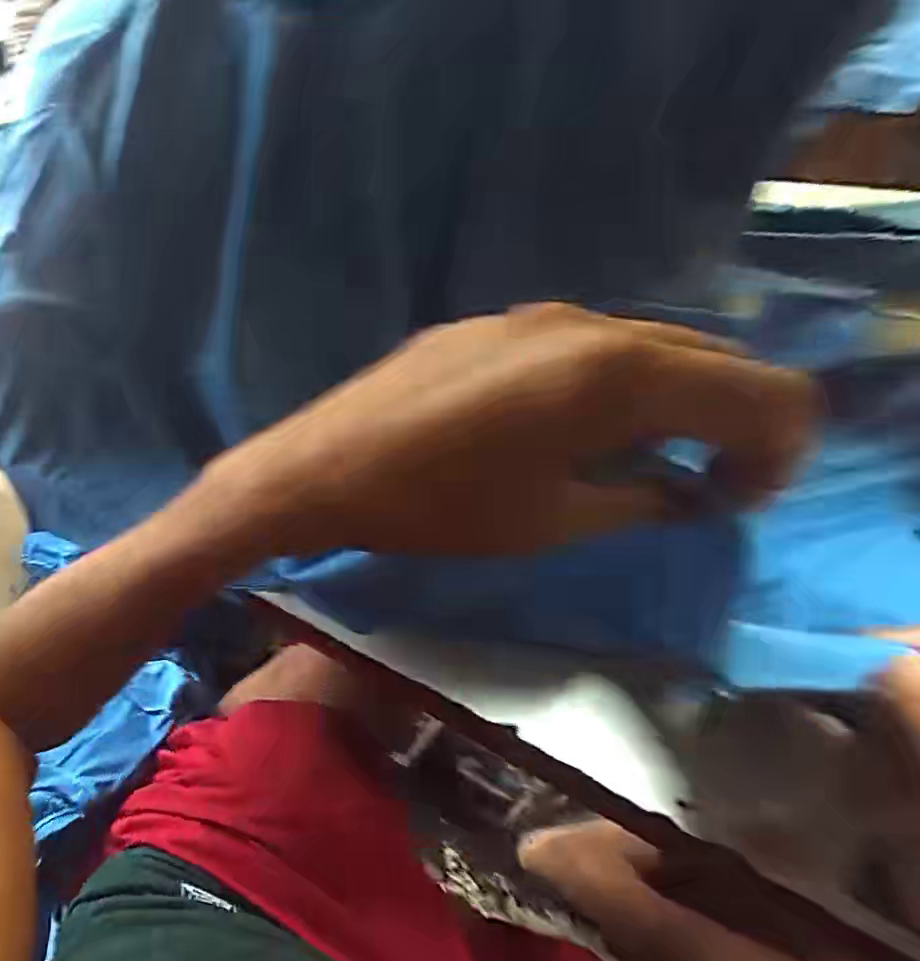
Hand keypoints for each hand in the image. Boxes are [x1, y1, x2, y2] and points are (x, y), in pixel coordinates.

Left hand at [204, 303, 819, 555]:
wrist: (308, 473)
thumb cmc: (426, 507)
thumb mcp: (545, 522)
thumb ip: (637, 501)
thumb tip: (681, 490)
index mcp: (618, 372)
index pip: (762, 394)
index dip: (771, 454)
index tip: (729, 501)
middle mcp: (578, 324)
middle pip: (699, 360)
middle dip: (714, 421)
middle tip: (686, 480)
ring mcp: (513, 318)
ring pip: (626, 348)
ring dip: (646, 398)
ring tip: (610, 455)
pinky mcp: (463, 328)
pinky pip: (555, 348)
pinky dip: (579, 383)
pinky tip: (541, 424)